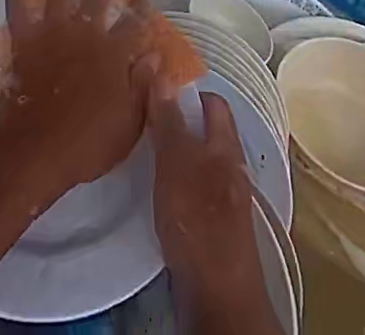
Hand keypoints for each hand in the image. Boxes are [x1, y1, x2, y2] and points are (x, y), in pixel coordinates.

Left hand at [0, 0, 157, 201]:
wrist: (32, 152)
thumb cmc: (86, 143)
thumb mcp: (130, 123)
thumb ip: (143, 85)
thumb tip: (153, 55)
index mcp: (114, 52)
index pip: (136, 19)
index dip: (142, 4)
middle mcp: (85, 34)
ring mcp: (51, 34)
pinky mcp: (24, 43)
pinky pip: (19, 11)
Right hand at [150, 84, 280, 332]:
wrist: (216, 295)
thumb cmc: (198, 219)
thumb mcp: (177, 162)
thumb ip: (168, 119)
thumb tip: (158, 68)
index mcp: (226, 145)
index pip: (212, 102)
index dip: (186, 89)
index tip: (155, 86)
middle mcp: (228, 167)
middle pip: (202, 131)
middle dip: (173, 121)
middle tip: (137, 116)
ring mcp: (221, 198)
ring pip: (194, 161)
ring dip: (170, 152)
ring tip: (136, 147)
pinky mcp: (209, 225)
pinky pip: (189, 188)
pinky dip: (170, 181)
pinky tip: (149, 188)